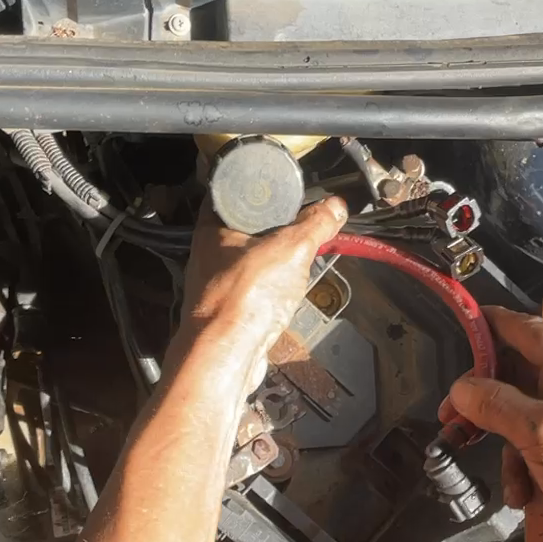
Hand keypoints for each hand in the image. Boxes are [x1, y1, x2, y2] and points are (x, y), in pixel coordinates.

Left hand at [167, 197, 347, 390]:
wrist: (226, 355)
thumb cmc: (246, 298)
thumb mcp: (292, 249)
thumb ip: (315, 225)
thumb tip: (335, 206)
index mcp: (212, 227)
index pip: (230, 191)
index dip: (257, 186)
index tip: (282, 189)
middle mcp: (207, 254)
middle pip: (245, 229)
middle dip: (274, 229)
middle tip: (300, 227)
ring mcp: (215, 285)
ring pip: (250, 262)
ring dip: (274, 262)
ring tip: (297, 262)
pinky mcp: (227, 312)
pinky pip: (253, 291)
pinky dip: (270, 291)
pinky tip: (285, 294)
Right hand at [441, 306, 542, 541]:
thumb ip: (498, 404)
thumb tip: (461, 387)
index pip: (531, 332)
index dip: (494, 327)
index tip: (465, 321)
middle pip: (519, 379)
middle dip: (486, 403)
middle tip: (453, 419)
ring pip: (520, 421)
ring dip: (508, 451)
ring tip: (511, 479)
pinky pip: (534, 451)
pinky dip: (523, 471)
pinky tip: (525, 494)